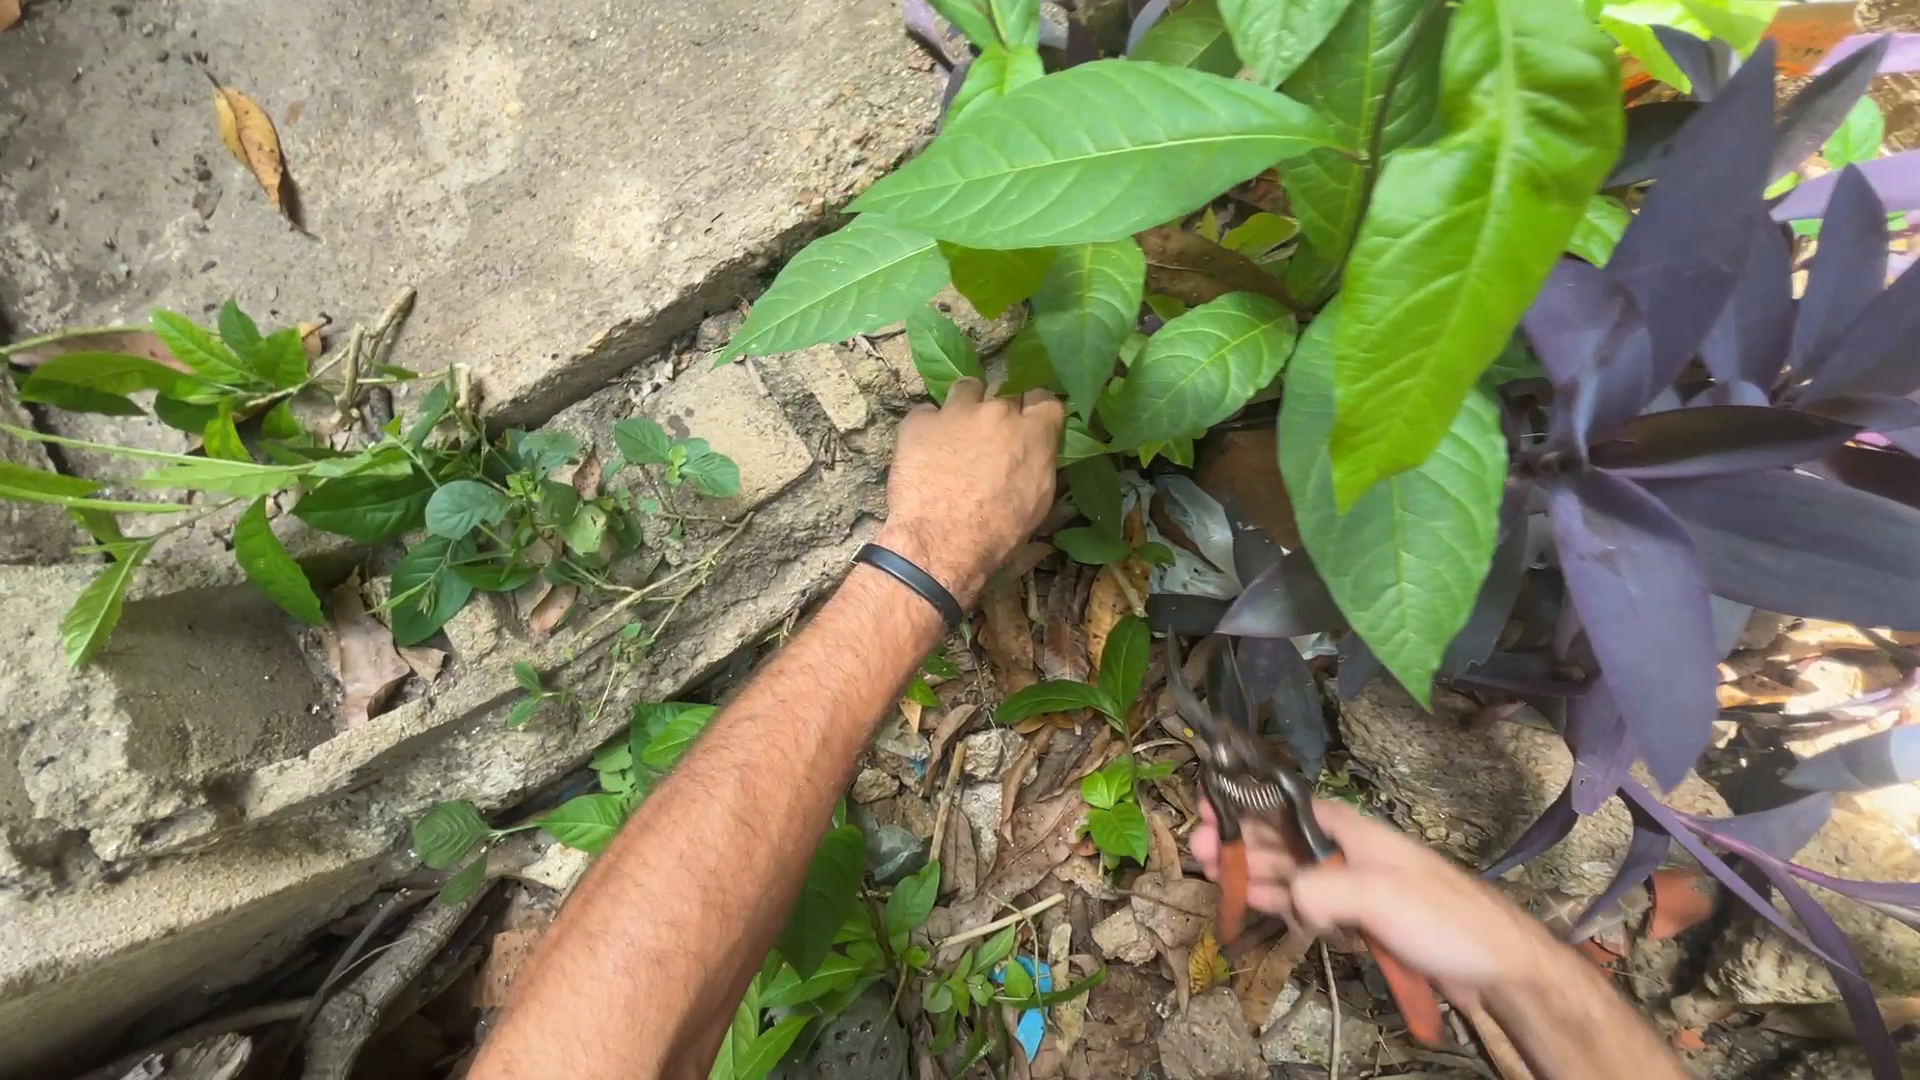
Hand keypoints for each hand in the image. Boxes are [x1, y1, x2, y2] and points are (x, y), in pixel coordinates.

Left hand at [876, 379, 1063, 605]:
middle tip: (989, 440)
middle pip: (1004, 396)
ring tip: (957, 431)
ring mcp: (957, 412)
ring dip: (966, 406)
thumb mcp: (1036, 505)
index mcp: (1033, 433)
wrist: (941, 544)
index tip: (1028, 423)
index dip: (1035, 411)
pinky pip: (926, 413)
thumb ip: (1040, 467)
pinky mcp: (920, 422)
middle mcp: (998, 412)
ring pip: (966, 389)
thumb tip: (1038, 461)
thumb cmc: (996, 536)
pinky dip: (928, 427)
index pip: (1045, 399)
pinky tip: (924, 450)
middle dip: (999, 415)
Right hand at [1191, 799, 1562, 1003]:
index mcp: (1343, 827)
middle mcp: (1339, 849)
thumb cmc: (1440, 914)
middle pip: (1276, 839)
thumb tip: (1286, 898)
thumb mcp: (1378, 893)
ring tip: (1215, 875)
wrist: (1498, 966)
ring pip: (1286, 871)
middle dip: (1237, 841)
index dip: (1242, 802)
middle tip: (1201, 850)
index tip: (1208, 805)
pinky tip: (1255, 903)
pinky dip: (1278, 903)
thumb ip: (1320, 890)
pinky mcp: (1354, 917)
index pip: (1281, 805)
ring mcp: (1346, 884)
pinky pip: (1304, 904)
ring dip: (1250, 872)